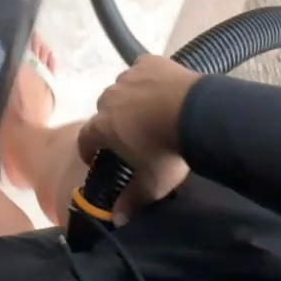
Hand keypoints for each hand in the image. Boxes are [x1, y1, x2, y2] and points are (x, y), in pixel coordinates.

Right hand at [77, 56, 199, 211]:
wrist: (195, 113)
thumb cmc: (167, 151)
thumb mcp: (152, 183)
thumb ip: (132, 200)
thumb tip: (117, 219)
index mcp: (104, 126)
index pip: (85, 138)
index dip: (87, 149)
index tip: (95, 156)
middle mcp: (109, 98)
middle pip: (104, 110)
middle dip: (112, 122)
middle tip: (131, 135)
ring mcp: (128, 76)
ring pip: (122, 89)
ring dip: (129, 100)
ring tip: (150, 111)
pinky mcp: (147, 61)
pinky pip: (140, 70)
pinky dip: (146, 79)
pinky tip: (160, 88)